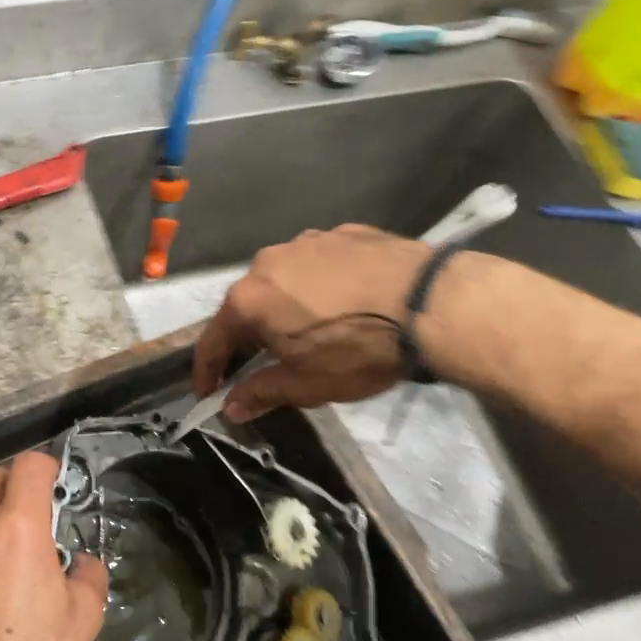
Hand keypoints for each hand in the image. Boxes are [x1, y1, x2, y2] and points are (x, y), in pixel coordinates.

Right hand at [192, 225, 434, 421]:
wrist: (432, 304)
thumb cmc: (357, 350)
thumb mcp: (306, 383)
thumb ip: (262, 393)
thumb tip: (231, 408)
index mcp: (250, 299)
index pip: (214, 340)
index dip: (208, 371)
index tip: (208, 392)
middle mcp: (269, 261)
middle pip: (248, 304)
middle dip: (250, 335)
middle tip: (262, 361)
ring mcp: (309, 241)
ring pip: (285, 278)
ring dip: (286, 304)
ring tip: (309, 327)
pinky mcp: (348, 232)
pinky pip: (321, 263)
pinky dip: (322, 284)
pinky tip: (345, 301)